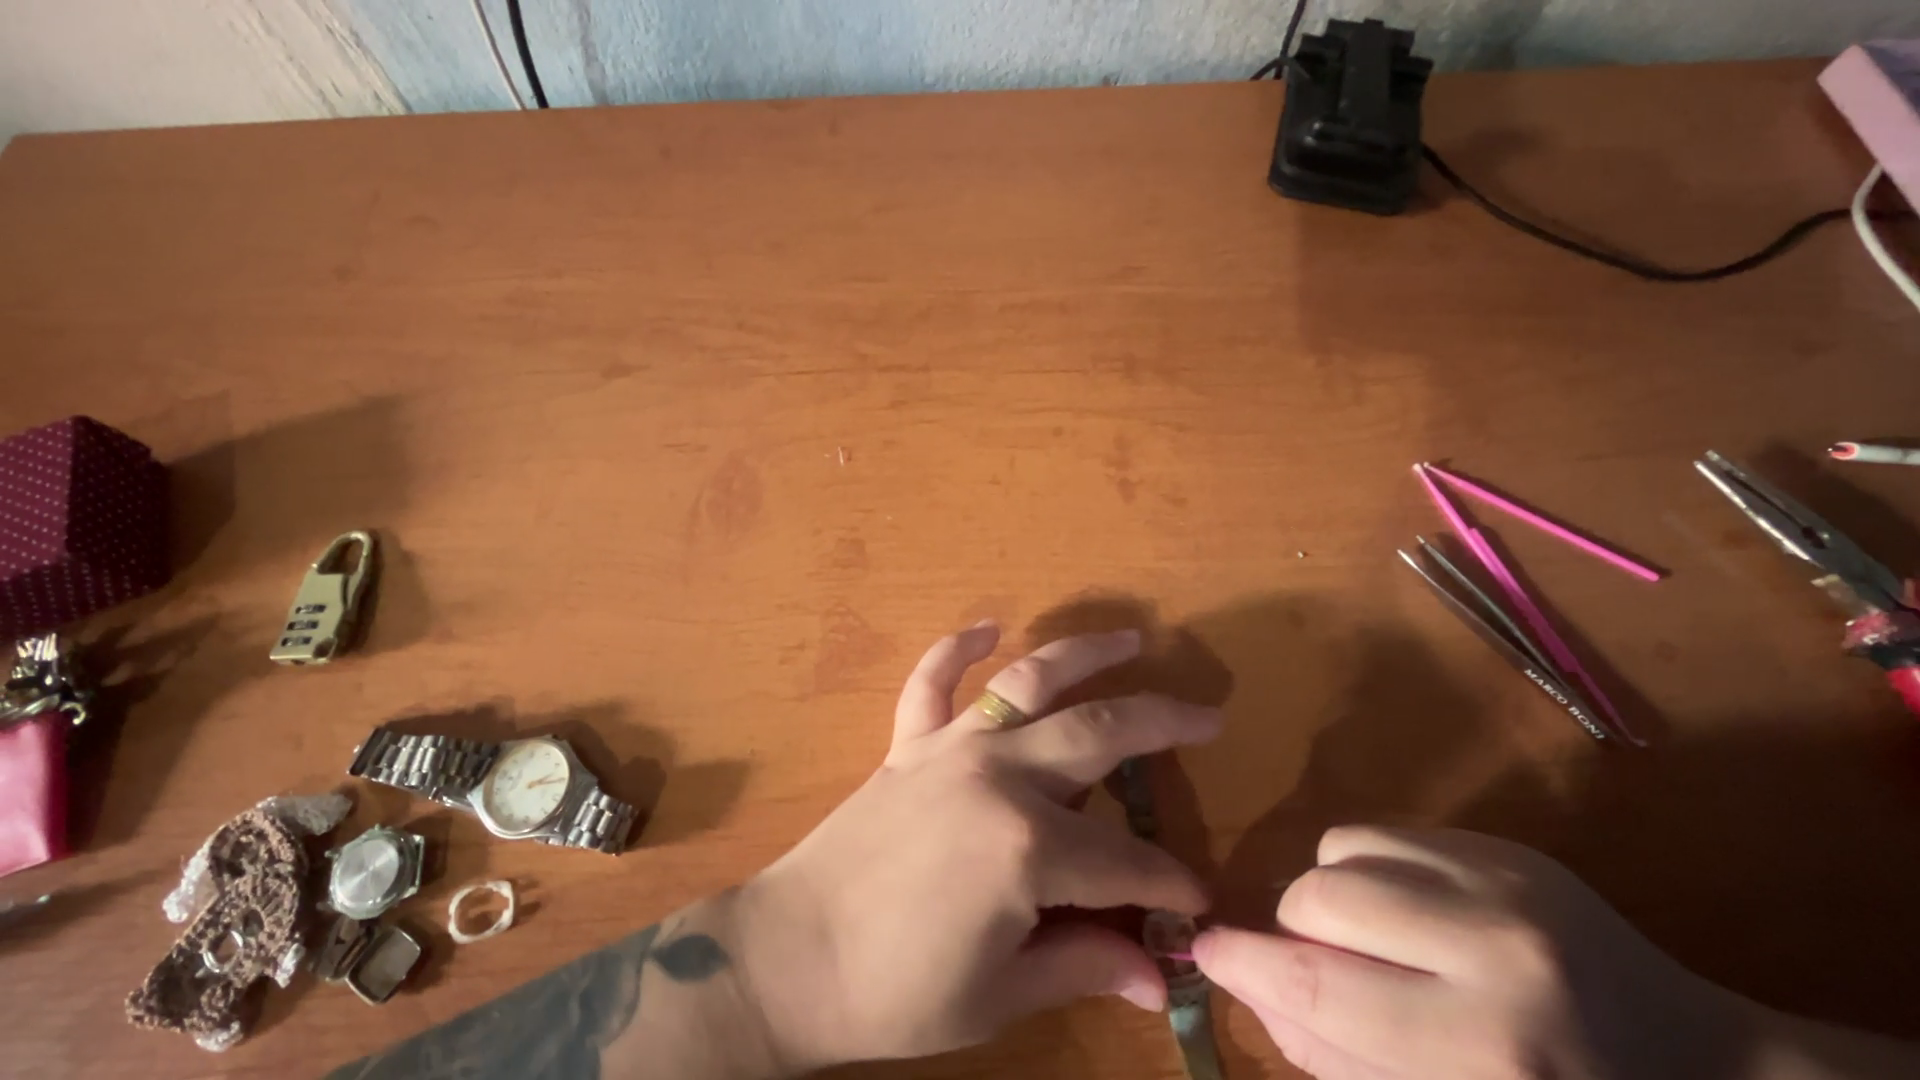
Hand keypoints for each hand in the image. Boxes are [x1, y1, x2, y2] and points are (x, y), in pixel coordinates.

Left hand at [731, 624, 1222, 1071]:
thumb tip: (1158, 976)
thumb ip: (1083, 965)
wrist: (789, 960)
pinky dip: (957, 648)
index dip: (1168, 884)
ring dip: (1084, 654)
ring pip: (1028, 683)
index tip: (1194, 901)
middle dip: (1164, 723)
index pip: (1127, 862)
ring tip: (1131, 637)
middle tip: (1210, 717)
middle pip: (1100, 735)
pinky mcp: (906, 745)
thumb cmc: (897, 991)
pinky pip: (931, 682)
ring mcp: (949, 750)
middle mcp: (998, 778)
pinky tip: (986, 627)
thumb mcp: (1001, 994)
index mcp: (1029, 849)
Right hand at [1194, 826, 1748, 1079]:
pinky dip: (1370, 868)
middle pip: (1319, 896)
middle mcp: (1493, 948)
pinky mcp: (1510, 848)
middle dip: (1295, 931)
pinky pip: (1385, 832)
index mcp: (1483, 1048)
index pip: (1321, 988)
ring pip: (1342, 848)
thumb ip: (1337, 1059)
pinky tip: (1413, 911)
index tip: (1205, 949)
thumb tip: (1251, 986)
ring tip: (1376, 937)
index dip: (1246, 965)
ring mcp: (1507, 882)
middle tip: (1322, 965)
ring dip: (1332, 893)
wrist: (1707, 1071)